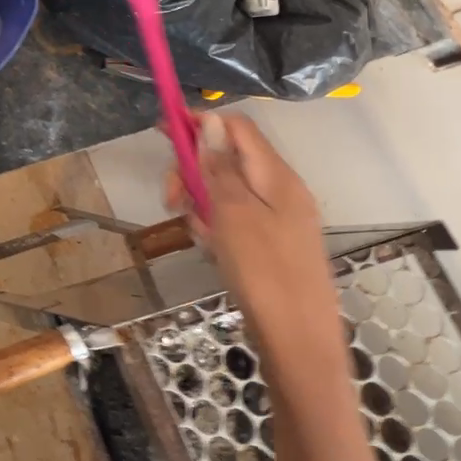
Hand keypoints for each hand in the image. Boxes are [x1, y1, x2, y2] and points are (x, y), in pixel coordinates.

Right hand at [165, 112, 337, 345]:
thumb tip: (211, 120)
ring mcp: (278, 217)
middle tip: (170, 198)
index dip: (200, 123)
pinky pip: (234, 216)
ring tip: (194, 229)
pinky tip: (208, 245)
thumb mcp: (232, 212)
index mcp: (276, 177)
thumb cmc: (263, 271)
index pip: (236, 128)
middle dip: (192, 169)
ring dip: (200, 200)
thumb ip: (219, 165)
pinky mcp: (271, 242)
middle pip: (227, 157)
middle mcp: (281, 190)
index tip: (162, 133)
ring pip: (225, 189)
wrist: (298, 340)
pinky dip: (214, 223)